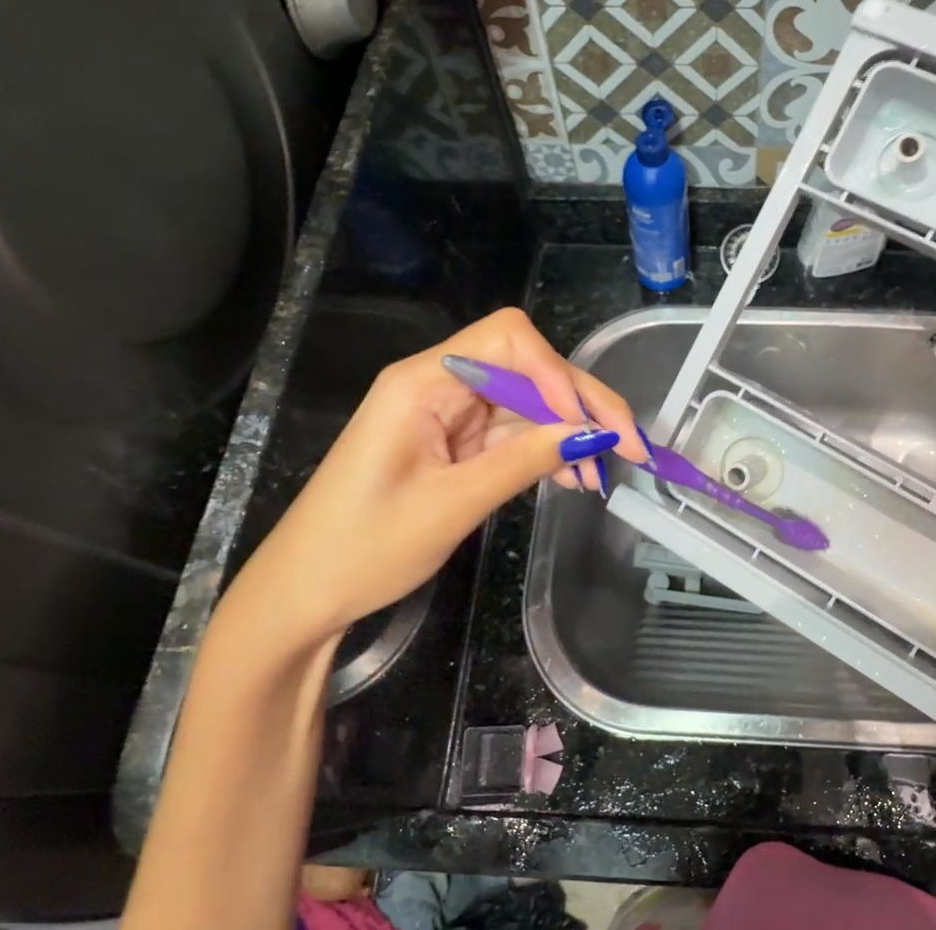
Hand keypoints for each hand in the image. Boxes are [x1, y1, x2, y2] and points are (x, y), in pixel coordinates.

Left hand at [224, 308, 647, 643]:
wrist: (305, 594)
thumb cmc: (363, 549)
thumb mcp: (450, 505)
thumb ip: (522, 461)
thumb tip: (591, 433)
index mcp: (422, 383)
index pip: (508, 341)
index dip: (557, 373)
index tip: (589, 426)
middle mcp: (437, 385)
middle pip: (527, 369)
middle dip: (581, 403)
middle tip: (631, 448)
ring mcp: (447, 415)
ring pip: (527, 403)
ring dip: (569, 432)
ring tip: (603, 475)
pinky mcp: (453, 443)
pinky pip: (512, 434)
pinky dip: (545, 452)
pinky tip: (573, 477)